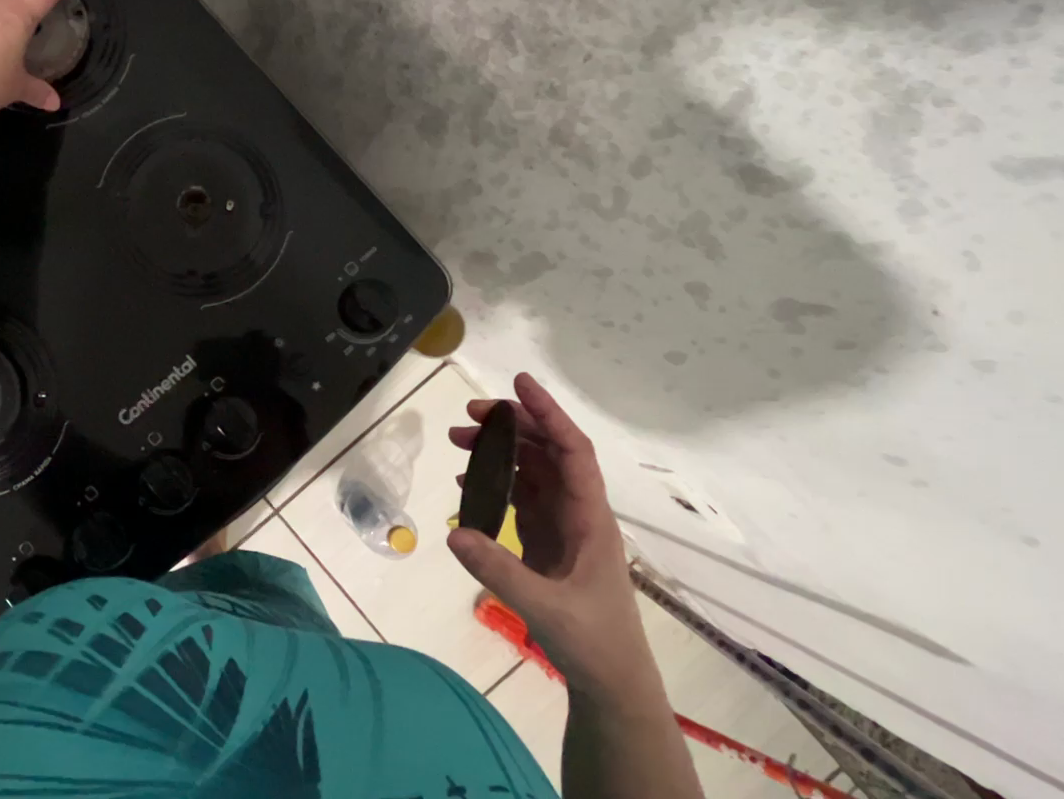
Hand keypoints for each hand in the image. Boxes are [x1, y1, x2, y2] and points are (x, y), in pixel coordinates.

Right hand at [446, 373, 655, 699]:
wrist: (611, 681)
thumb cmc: (593, 642)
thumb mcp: (546, 609)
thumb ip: (499, 571)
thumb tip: (452, 533)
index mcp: (590, 518)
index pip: (572, 450)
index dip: (548, 413)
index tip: (518, 383)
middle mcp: (578, 512)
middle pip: (548, 451)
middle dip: (512, 425)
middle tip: (468, 415)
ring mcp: (562, 526)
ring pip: (533, 470)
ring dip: (499, 450)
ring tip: (458, 441)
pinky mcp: (547, 542)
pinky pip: (521, 496)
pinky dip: (495, 480)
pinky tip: (467, 481)